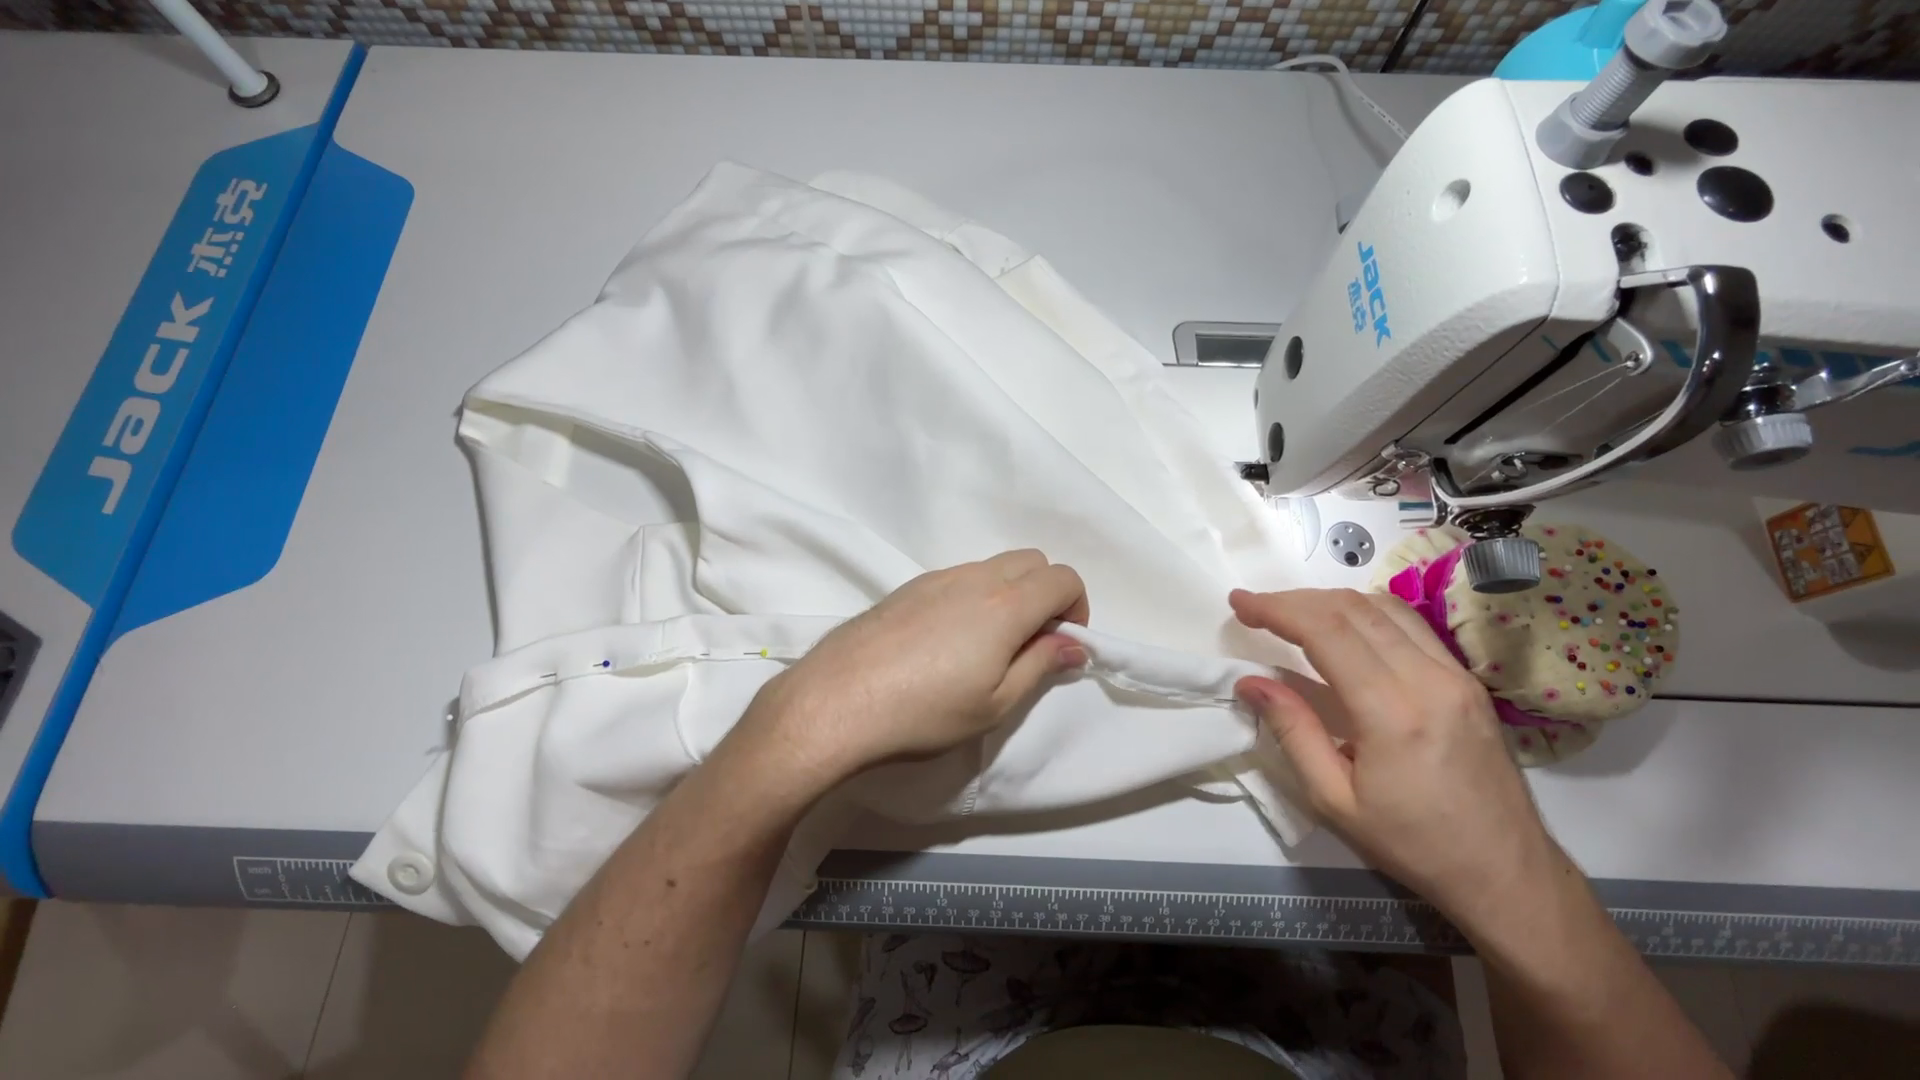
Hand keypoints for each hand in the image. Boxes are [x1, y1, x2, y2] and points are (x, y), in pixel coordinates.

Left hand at [739, 550, 1089, 784]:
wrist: (836, 701)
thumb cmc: (924, 712)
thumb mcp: (995, 704)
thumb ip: (1040, 666)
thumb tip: (1074, 644)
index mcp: (1006, 605)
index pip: (1064, 578)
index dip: (1076, 608)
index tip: (1061, 644)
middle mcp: (974, 578)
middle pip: (1032, 561)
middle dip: (1046, 593)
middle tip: (1030, 643)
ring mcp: (936, 578)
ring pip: (993, 566)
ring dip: (1009, 593)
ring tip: (986, 647)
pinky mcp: (906, 587)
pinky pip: (958, 577)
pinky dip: (974, 595)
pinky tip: (946, 641)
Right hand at [1229, 588, 1564, 933]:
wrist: (1504, 870)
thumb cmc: (1412, 844)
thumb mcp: (1335, 800)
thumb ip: (1292, 732)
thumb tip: (1251, 682)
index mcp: (1392, 712)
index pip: (1326, 632)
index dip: (1277, 610)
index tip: (1240, 604)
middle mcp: (1428, 679)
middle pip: (1353, 609)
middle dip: (1296, 600)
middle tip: (1256, 607)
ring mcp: (1455, 675)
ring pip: (1384, 608)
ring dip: (1331, 601)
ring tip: (1292, 615)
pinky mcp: (1468, 681)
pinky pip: (1410, 626)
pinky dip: (1366, 613)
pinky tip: (1343, 629)